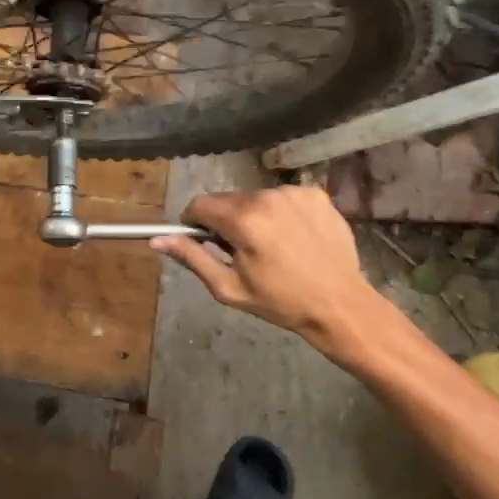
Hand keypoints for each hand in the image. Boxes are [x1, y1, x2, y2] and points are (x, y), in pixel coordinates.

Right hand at [151, 187, 386, 353]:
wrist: (341, 305)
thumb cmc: (280, 302)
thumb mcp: (229, 287)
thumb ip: (192, 258)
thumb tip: (157, 240)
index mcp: (243, 221)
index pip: (199, 205)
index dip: (196, 223)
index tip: (207, 243)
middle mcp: (266, 197)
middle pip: (227, 199)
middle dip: (226, 220)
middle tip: (243, 251)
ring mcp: (294, 193)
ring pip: (255, 198)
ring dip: (253, 215)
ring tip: (272, 245)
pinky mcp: (316, 194)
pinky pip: (283, 197)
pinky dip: (281, 212)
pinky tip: (294, 236)